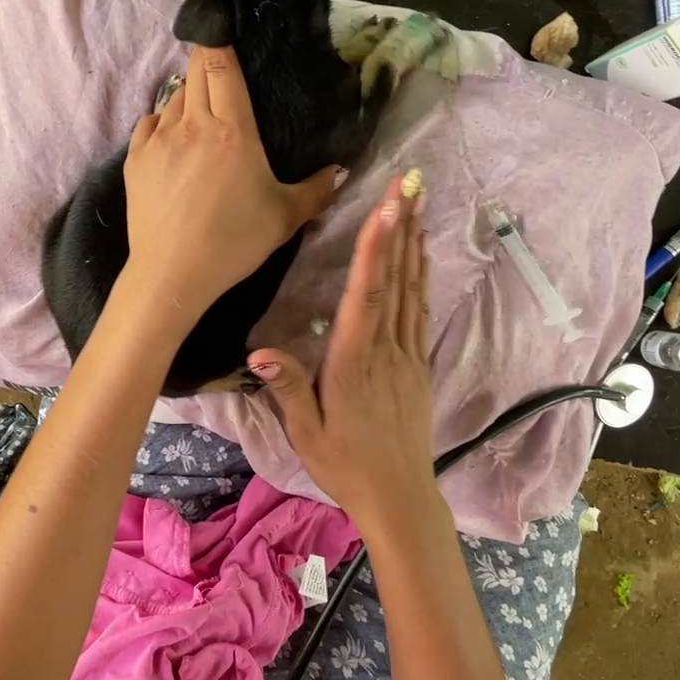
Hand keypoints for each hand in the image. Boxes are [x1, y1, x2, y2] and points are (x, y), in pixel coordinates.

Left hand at [120, 46, 339, 322]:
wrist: (171, 274)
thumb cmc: (233, 242)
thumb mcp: (286, 217)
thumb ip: (317, 188)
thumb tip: (340, 169)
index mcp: (231, 129)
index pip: (222, 64)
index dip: (216, 30)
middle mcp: (192, 123)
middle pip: (196, 69)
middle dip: (206, 53)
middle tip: (219, 51)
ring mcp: (158, 139)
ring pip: (174, 96)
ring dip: (189, 92)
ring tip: (203, 107)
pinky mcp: (135, 158)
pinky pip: (151, 123)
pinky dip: (164, 120)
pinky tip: (175, 134)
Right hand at [249, 174, 438, 535]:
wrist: (401, 498)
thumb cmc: (345, 465)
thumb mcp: (308, 433)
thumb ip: (288, 389)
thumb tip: (259, 350)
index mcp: (355, 362)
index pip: (367, 295)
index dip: (376, 248)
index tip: (387, 206)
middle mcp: (386, 350)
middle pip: (394, 279)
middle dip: (399, 226)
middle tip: (407, 181)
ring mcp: (408, 355)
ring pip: (412, 288)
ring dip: (413, 241)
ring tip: (416, 200)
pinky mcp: (418, 363)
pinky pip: (420, 309)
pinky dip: (420, 274)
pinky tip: (420, 252)